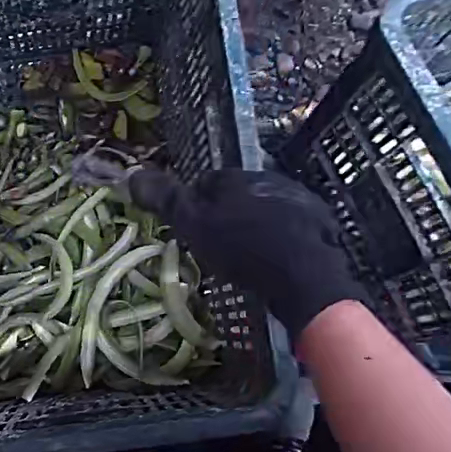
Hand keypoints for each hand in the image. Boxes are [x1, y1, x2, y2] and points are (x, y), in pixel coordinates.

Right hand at [132, 168, 367, 335]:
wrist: (305, 277)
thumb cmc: (242, 249)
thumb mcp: (195, 226)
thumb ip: (165, 200)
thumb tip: (132, 175)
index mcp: (236, 176)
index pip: (205, 182)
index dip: (194, 205)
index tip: (190, 230)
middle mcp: (268, 179)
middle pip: (236, 194)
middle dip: (224, 214)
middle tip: (215, 245)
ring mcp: (297, 199)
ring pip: (263, 208)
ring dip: (252, 225)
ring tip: (243, 256)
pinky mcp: (318, 222)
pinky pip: (288, 226)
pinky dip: (278, 239)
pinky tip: (273, 262)